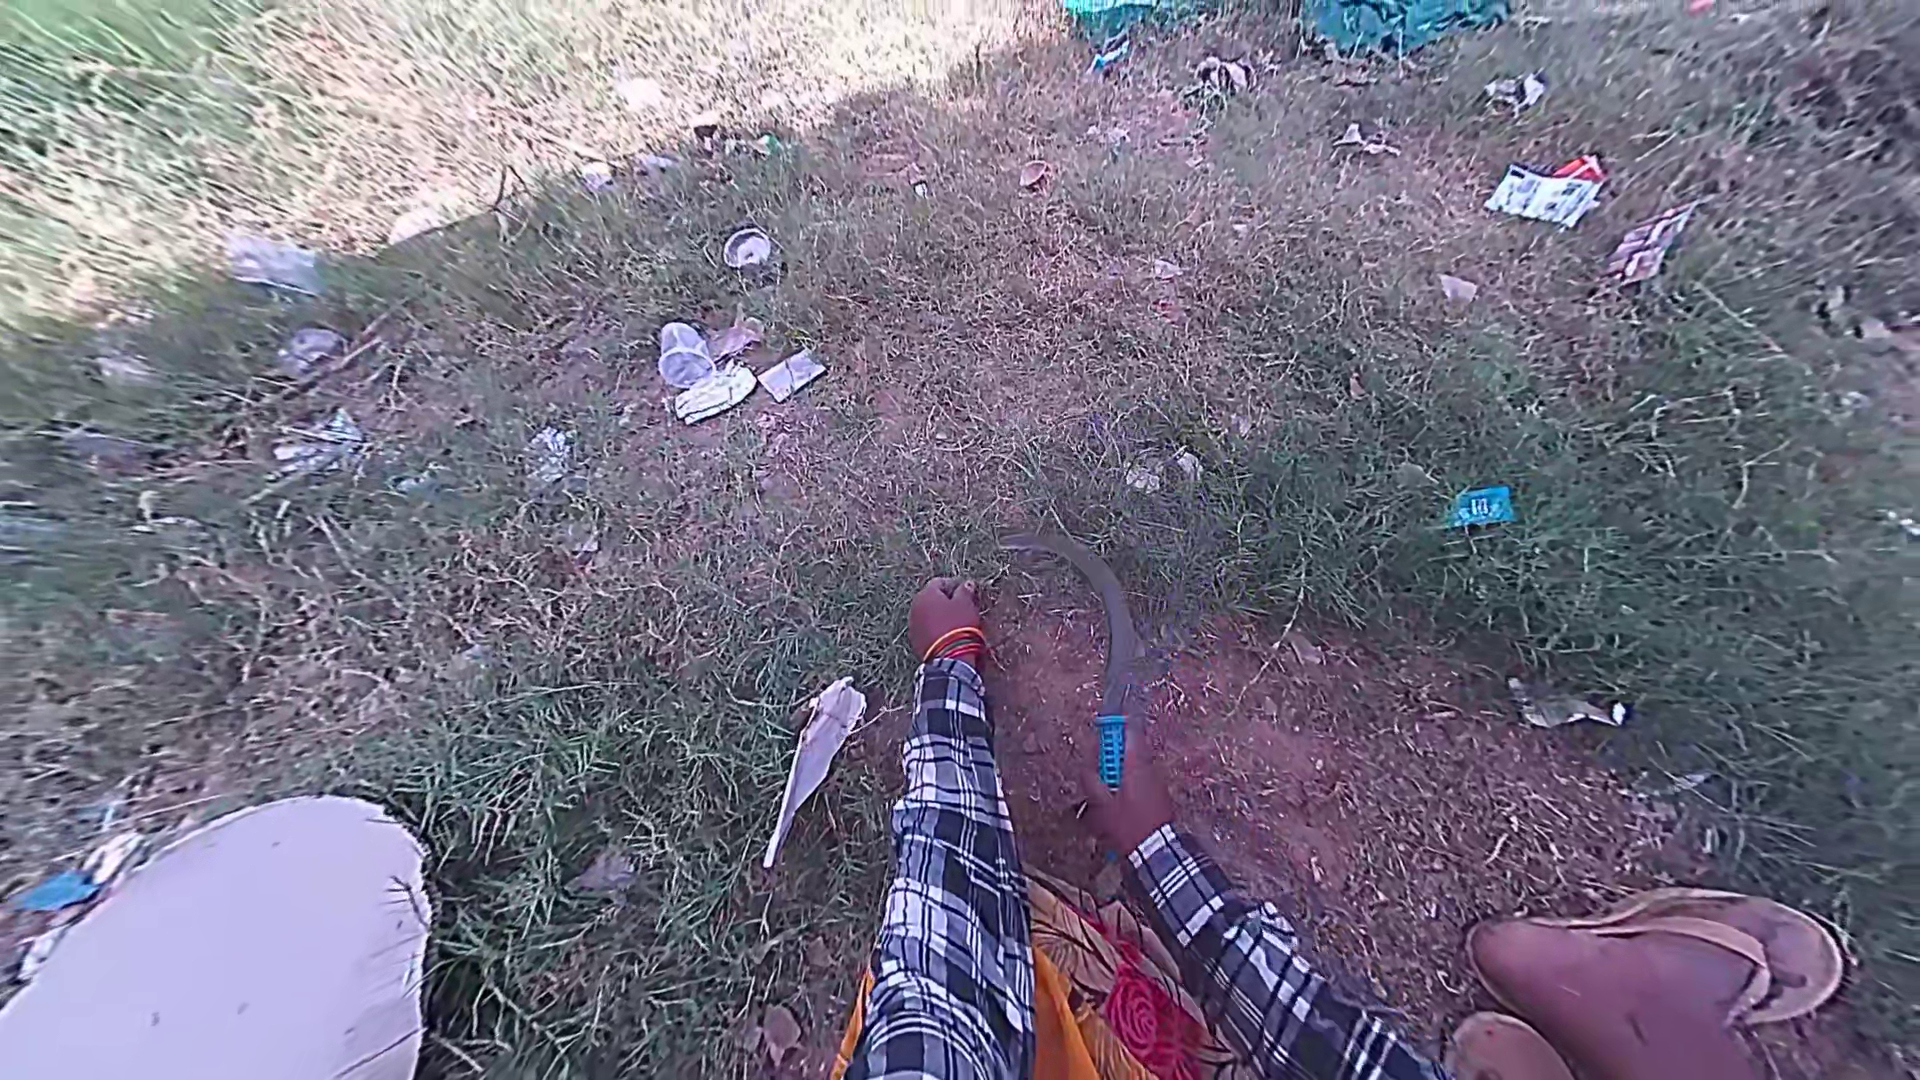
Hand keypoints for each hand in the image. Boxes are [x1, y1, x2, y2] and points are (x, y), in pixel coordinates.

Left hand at [908, 577, 979, 660]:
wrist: (948, 657)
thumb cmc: (958, 625)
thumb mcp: (966, 604)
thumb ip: (965, 590)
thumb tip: (966, 584)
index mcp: (926, 594)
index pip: (940, 582)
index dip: (954, 585)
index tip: (966, 592)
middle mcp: (915, 607)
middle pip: (932, 598)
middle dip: (946, 600)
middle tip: (962, 607)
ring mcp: (913, 624)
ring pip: (928, 614)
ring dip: (939, 615)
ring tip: (955, 622)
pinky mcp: (915, 640)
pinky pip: (926, 628)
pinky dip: (935, 628)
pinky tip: (947, 633)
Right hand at [1081, 726, 1175, 856]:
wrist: (1158, 852)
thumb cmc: (1129, 826)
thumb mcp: (1100, 803)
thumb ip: (1091, 779)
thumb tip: (1087, 765)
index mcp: (1135, 764)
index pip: (1129, 730)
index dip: (1113, 726)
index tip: (1100, 731)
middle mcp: (1149, 767)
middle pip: (1129, 746)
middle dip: (1112, 752)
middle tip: (1098, 766)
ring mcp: (1156, 780)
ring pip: (1134, 762)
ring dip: (1119, 768)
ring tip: (1105, 787)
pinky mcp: (1158, 793)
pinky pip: (1140, 777)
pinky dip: (1127, 780)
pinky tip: (1118, 799)